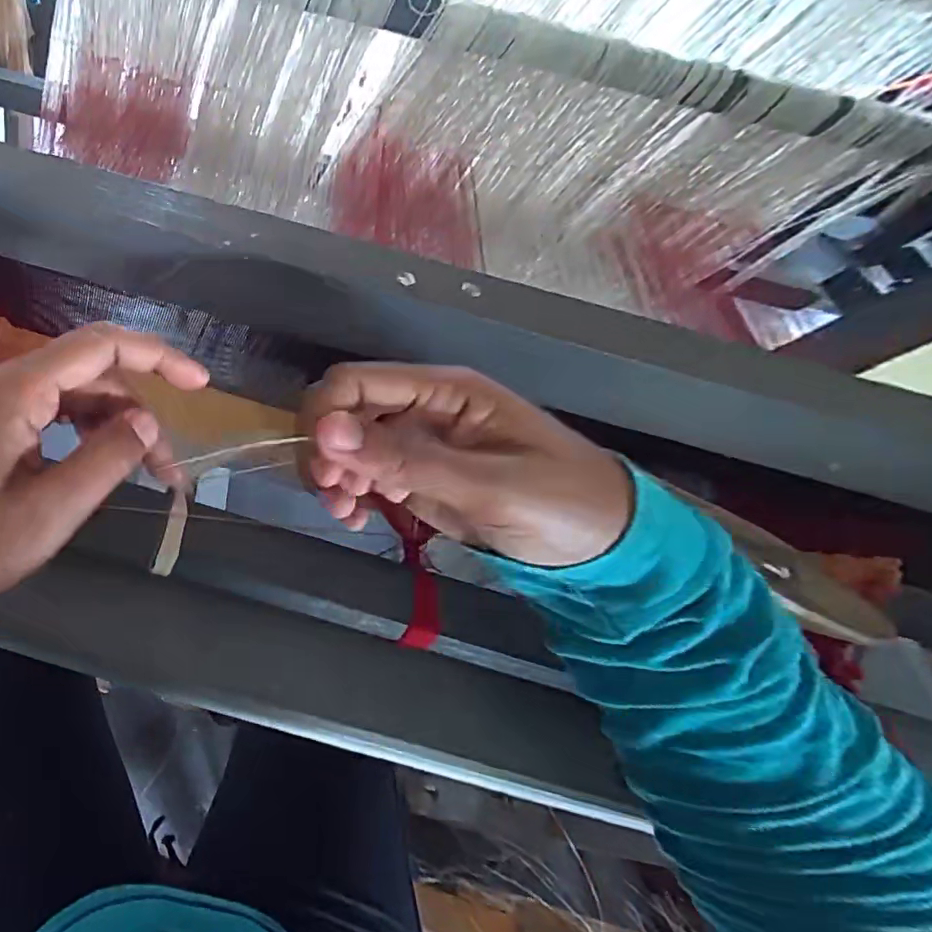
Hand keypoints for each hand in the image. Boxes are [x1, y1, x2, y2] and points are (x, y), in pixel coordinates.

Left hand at [0, 323, 209, 607]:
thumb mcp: (46, 514)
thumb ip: (104, 462)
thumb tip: (148, 424)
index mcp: (15, 393)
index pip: (99, 347)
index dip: (157, 356)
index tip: (200, 387)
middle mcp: (3, 383)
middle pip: (90, 370)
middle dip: (139, 408)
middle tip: (169, 467)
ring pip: (72, 392)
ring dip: (114, 423)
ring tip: (145, 473)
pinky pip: (49, 410)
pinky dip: (84, 431)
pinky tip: (100, 463)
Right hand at [297, 364, 631, 566]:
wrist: (608, 549)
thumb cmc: (563, 504)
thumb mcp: (486, 484)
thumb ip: (404, 458)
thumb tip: (326, 431)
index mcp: (442, 390)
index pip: (355, 382)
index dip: (325, 414)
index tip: (323, 464)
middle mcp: (419, 409)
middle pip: (341, 413)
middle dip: (324, 451)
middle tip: (333, 494)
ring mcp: (414, 444)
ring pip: (343, 446)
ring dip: (332, 476)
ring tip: (346, 513)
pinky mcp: (412, 476)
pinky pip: (360, 475)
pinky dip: (347, 495)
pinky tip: (355, 519)